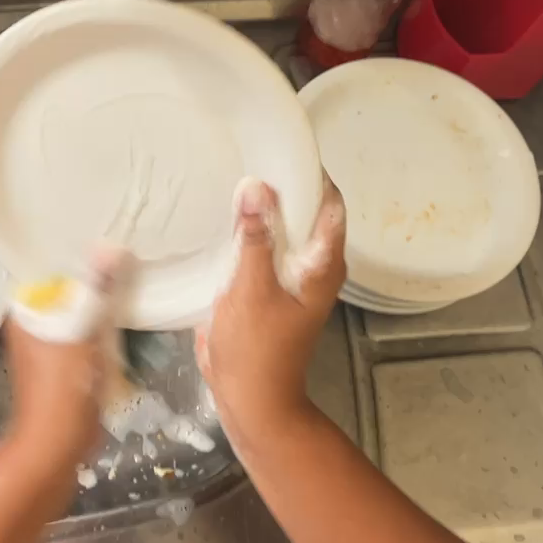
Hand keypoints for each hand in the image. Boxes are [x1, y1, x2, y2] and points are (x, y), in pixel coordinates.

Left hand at [1, 248, 132, 470]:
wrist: (57, 444)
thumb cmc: (62, 387)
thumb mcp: (81, 331)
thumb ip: (95, 289)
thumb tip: (109, 246)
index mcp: (24, 308)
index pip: (46, 262)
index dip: (74, 246)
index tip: (103, 226)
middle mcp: (32, 318)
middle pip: (66, 284)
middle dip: (93, 270)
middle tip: (125, 245)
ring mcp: (50, 338)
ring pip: (79, 305)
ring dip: (101, 294)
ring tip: (129, 267)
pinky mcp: (67, 356)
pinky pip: (87, 326)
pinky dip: (104, 318)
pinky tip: (126, 304)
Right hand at [197, 178, 345, 436]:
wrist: (248, 398)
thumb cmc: (257, 347)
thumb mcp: (251, 289)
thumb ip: (254, 238)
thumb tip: (255, 185)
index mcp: (321, 262)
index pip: (327, 202)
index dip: (309, 171)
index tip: (278, 144)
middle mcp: (309, 264)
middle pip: (300, 210)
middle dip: (277, 184)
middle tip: (242, 153)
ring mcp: (285, 276)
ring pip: (276, 229)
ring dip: (256, 209)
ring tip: (226, 176)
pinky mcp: (261, 286)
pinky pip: (256, 247)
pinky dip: (242, 231)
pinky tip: (215, 217)